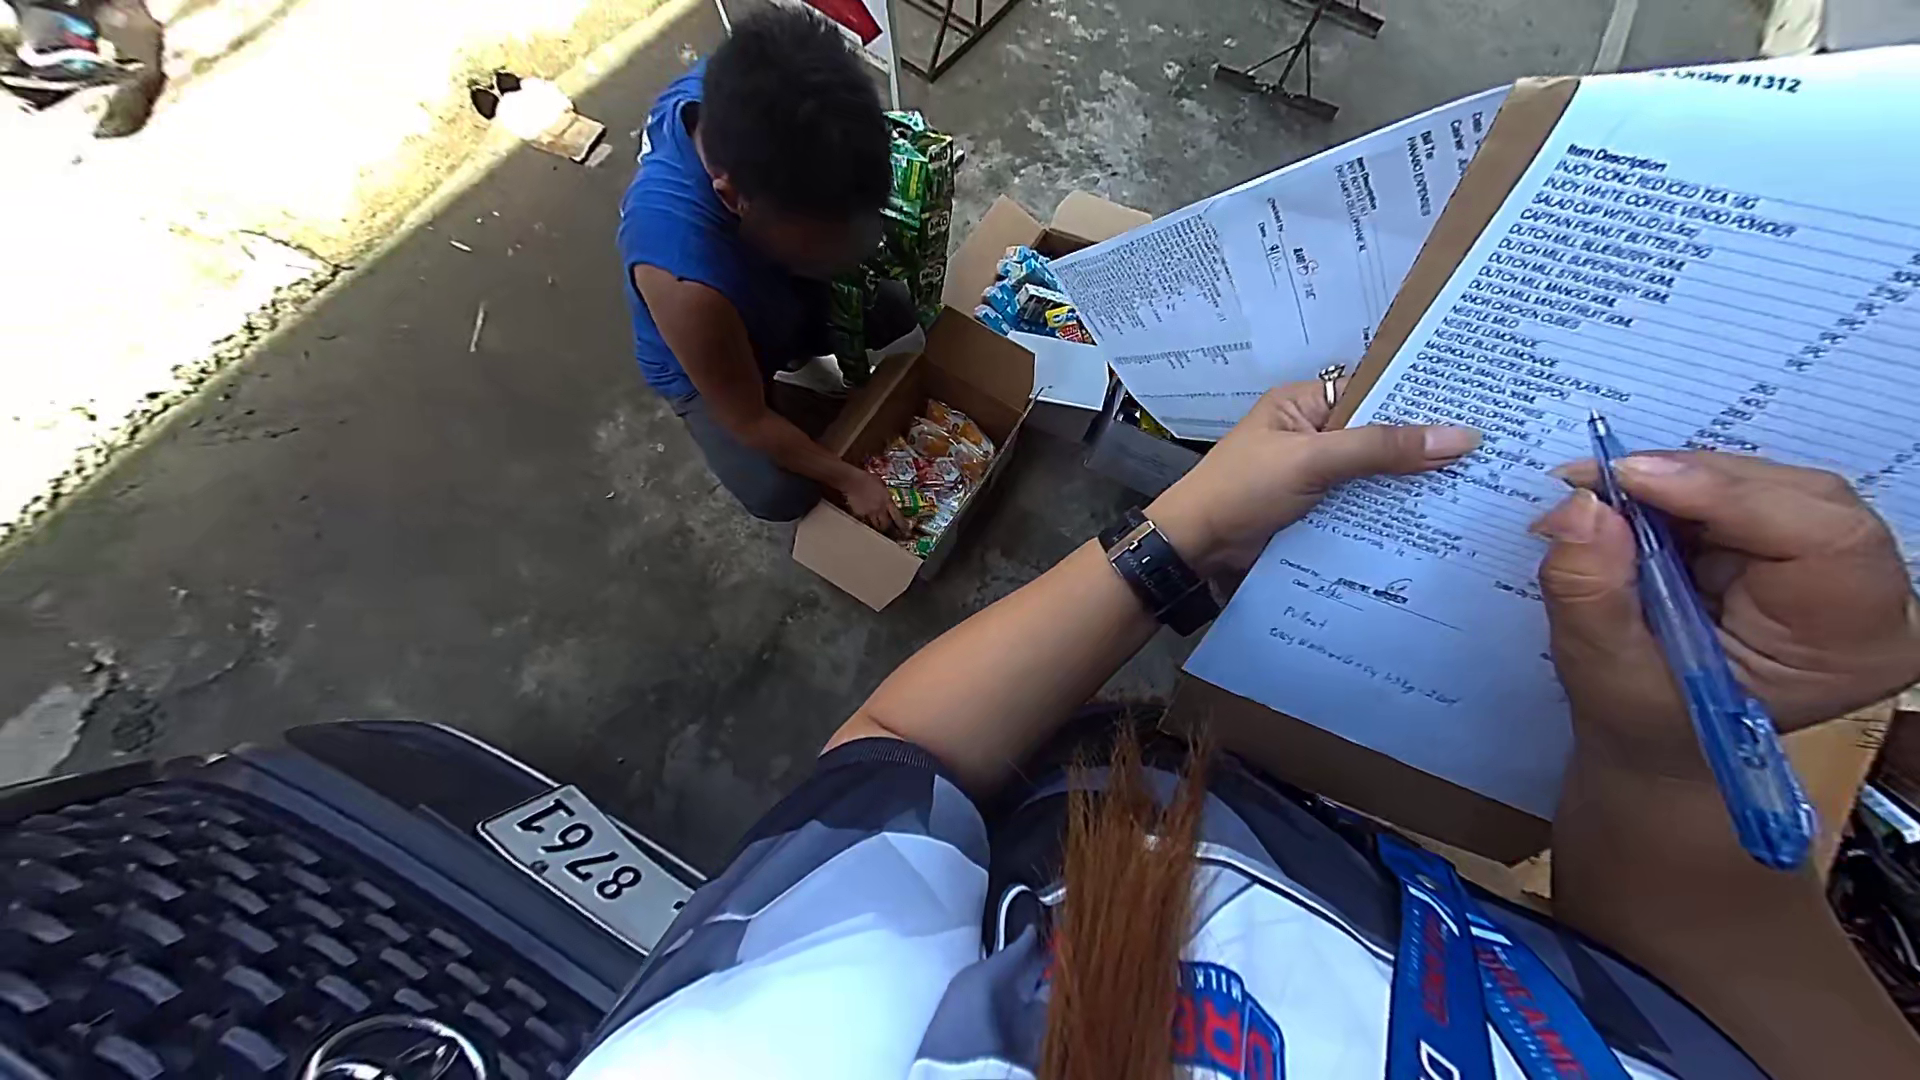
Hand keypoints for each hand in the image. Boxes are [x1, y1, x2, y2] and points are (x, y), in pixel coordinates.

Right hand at [840, 469, 908, 534]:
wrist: (854, 481)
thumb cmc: (867, 479)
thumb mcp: (881, 485)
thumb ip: (885, 494)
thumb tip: (887, 498)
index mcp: (887, 501)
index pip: (897, 516)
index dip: (901, 524)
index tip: (905, 529)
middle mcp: (880, 509)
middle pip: (885, 524)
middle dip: (887, 527)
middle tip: (887, 529)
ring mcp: (869, 513)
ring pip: (875, 524)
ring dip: (877, 526)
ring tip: (877, 527)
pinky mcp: (860, 514)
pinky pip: (864, 520)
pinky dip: (865, 519)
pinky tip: (863, 517)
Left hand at [1145, 376, 1481, 576]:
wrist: (1196, 545)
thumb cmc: (1241, 491)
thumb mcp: (1309, 461)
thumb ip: (1379, 448)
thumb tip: (1461, 436)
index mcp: (1304, 404)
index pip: (1377, 388)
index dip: (1427, 396)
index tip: (1491, 404)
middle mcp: (1312, 431)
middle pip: (1381, 433)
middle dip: (1428, 445)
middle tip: (1504, 451)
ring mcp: (1314, 472)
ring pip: (1375, 472)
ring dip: (1414, 483)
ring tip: (1488, 486)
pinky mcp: (1316, 507)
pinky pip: (1362, 503)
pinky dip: (1391, 510)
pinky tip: (1439, 520)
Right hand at [1536, 451, 1919, 777]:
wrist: (1655, 736)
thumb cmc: (1636, 715)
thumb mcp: (1598, 664)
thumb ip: (1589, 590)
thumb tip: (1578, 506)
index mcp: (1845, 644)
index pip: (1821, 539)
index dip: (1725, 496)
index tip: (1622, 478)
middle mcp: (1866, 598)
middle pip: (1805, 501)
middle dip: (1694, 478)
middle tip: (1593, 480)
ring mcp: (1831, 572)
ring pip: (1774, 490)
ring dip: (1678, 480)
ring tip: (1598, 494)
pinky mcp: (1786, 556)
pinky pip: (1742, 499)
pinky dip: (1672, 491)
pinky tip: (1624, 504)